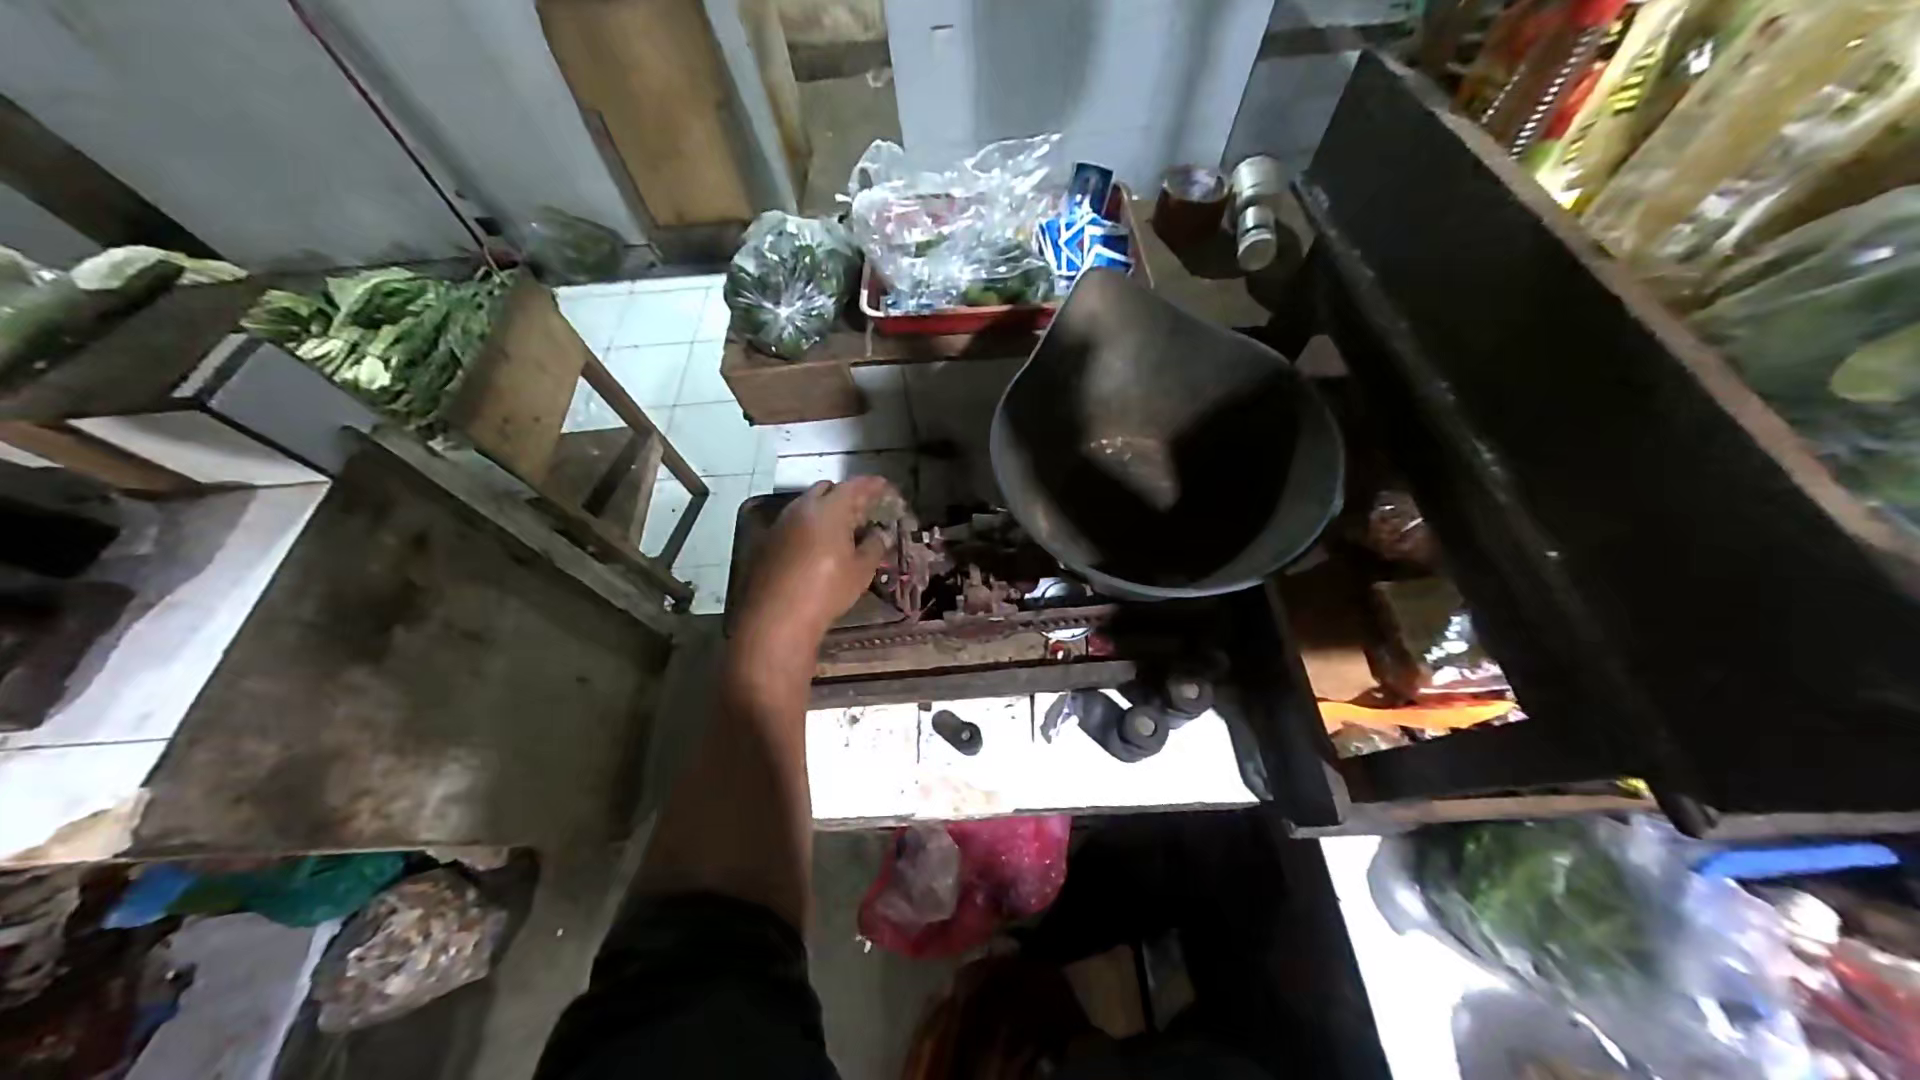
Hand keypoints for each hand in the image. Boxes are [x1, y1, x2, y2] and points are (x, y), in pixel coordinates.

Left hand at [735, 476, 894, 642]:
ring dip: (825, 511)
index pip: (855, 486)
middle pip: (827, 490)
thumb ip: (874, 546)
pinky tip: (817, 546)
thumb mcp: (861, 571)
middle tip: (862, 511)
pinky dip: (809, 527)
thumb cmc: (826, 590)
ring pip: (807, 506)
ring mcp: (781, 524)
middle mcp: (802, 508)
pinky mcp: (767, 542)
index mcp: (829, 509)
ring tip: (841, 530)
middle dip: (846, 495)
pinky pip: (794, 524)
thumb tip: (879, 534)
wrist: (776, 618)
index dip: (872, 485)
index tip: (884, 487)